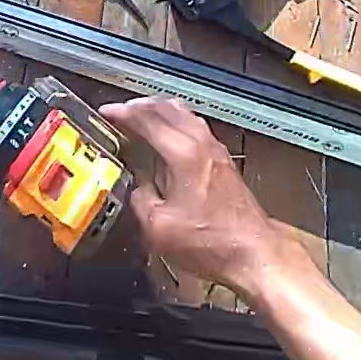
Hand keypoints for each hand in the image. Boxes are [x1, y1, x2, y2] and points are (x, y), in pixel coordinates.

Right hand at [98, 97, 300, 295]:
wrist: (254, 253)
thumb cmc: (209, 243)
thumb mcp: (159, 229)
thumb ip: (140, 200)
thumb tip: (136, 188)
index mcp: (182, 153)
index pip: (146, 118)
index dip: (122, 113)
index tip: (105, 112)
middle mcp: (199, 141)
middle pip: (165, 107)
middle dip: (138, 105)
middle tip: (119, 113)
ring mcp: (214, 146)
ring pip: (181, 111)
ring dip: (157, 109)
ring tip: (139, 118)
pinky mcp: (222, 157)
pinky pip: (192, 123)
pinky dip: (173, 119)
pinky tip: (166, 134)